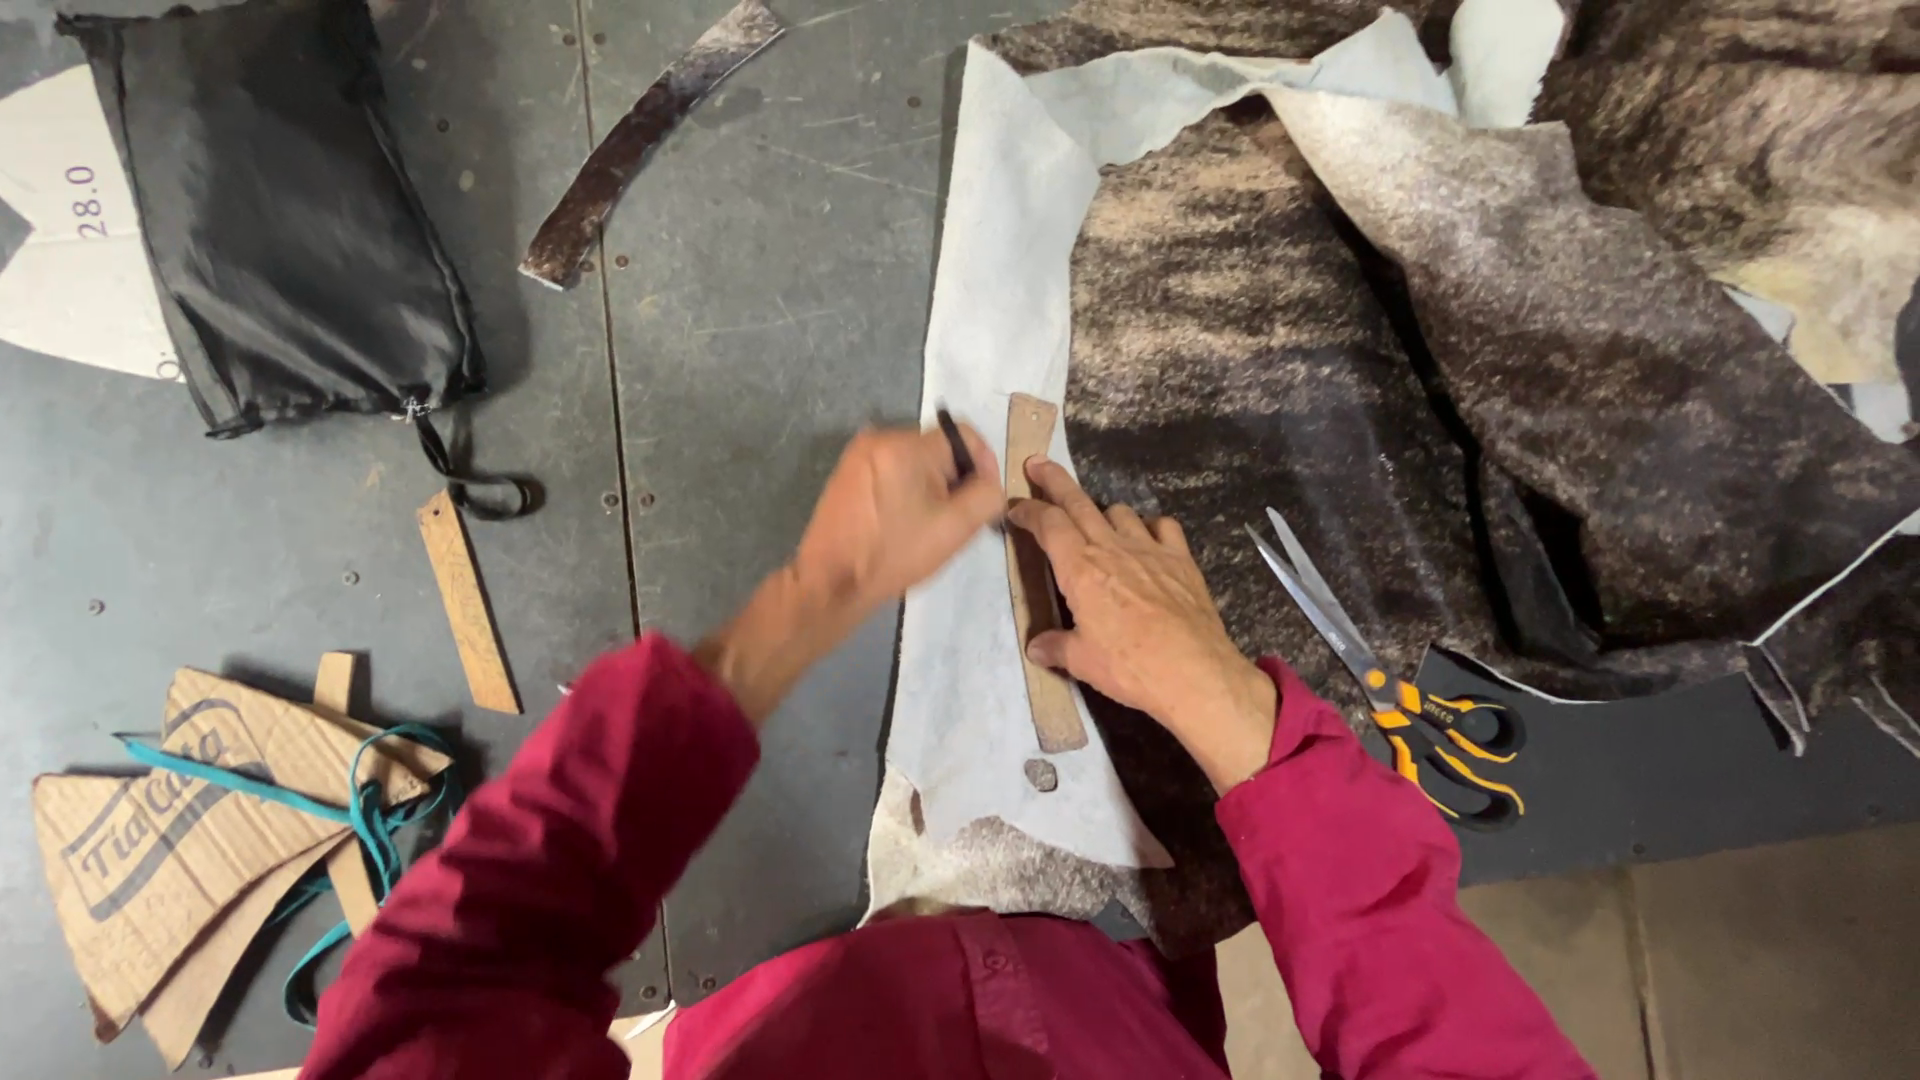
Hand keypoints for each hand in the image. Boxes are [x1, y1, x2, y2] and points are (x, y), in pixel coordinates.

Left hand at [791, 424, 1003, 617]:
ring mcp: (859, 454)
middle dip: (956, 479)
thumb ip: (986, 496)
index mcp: (906, 445)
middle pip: (939, 448)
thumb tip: (991, 483)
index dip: (984, 463)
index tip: (984, 500)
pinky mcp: (848, 472)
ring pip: (917, 461)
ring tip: (931, 524)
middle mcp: (880, 437)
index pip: (964, 435)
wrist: (831, 582)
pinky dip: (908, 490)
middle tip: (959, 518)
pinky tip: (905, 521)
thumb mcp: (954, 529)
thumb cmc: (894, 554)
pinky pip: (893, 470)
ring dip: (932, 486)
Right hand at [1007, 456, 1276, 792]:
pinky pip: (1163, 526)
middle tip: (1038, 464)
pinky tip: (1147, 537)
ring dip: (1100, 510)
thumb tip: (1037, 647)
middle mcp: (1111, 548)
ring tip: (1094, 520)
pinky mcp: (1181, 559)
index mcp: (1080, 568)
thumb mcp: (1082, 661)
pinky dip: (1149, 526)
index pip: (1047, 524)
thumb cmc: (1130, 666)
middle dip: (1054, 481)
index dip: (1028, 511)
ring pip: (1119, 511)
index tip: (1015, 507)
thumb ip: (1056, 647)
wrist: (1195, 672)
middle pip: (1077, 501)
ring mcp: (1150, 549)